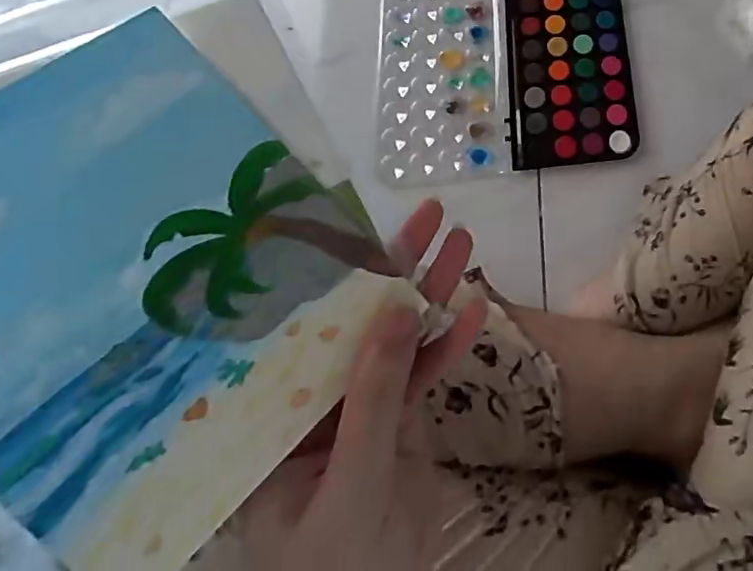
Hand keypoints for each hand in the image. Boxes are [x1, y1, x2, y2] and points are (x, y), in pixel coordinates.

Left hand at [234, 200, 487, 570]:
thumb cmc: (331, 565)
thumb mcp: (351, 478)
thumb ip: (376, 395)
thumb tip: (397, 309)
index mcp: (276, 410)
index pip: (305, 327)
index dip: (338, 272)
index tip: (369, 226)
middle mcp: (316, 396)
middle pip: (360, 319)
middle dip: (398, 268)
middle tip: (433, 216)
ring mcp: (363, 406)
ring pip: (400, 338)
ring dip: (433, 293)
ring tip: (463, 244)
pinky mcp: (400, 421)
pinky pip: (425, 375)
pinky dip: (450, 344)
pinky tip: (475, 310)